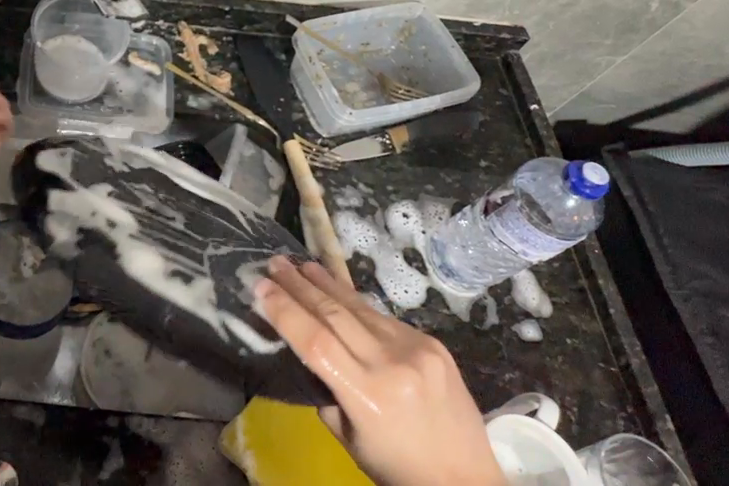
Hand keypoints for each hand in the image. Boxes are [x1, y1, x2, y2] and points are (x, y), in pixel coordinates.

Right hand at [256, 256, 505, 485]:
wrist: (467, 480)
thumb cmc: (398, 469)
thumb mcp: (350, 439)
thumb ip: (326, 392)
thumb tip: (308, 352)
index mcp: (368, 395)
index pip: (314, 341)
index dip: (284, 310)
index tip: (261, 287)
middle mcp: (392, 364)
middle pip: (334, 314)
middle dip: (300, 286)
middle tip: (275, 264)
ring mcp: (416, 349)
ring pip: (360, 307)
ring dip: (327, 284)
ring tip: (303, 265)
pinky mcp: (433, 344)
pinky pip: (385, 319)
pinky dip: (358, 306)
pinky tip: (341, 296)